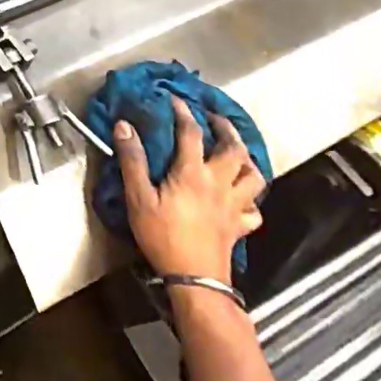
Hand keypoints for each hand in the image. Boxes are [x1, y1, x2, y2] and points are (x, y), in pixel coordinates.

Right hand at [115, 99, 267, 284]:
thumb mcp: (139, 198)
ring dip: (247, 159)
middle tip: (215, 118)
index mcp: (193, 173)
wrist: (195, 280)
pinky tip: (242, 196)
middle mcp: (219, 183)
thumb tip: (125, 126)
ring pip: (254, 175)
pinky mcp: (240, 226)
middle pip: (234, 148)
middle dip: (226, 128)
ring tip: (236, 151)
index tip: (175, 99)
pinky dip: (251, 198)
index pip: (192, 132)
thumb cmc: (163, 237)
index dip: (184, 112)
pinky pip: (255, 208)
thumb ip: (133, 161)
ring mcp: (234, 205)